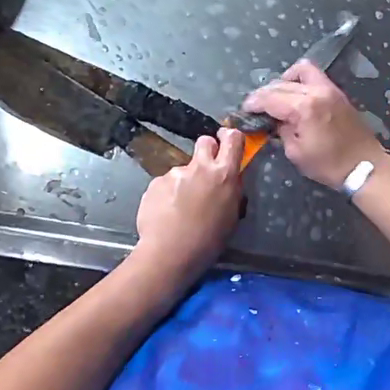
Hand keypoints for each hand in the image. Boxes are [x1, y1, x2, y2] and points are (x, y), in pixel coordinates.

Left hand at [132, 127, 244, 275]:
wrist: (170, 252)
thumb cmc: (207, 241)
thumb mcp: (230, 216)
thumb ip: (231, 191)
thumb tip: (229, 180)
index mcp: (224, 175)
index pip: (233, 141)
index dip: (230, 137)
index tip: (227, 140)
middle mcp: (199, 168)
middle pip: (205, 141)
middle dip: (207, 151)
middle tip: (204, 170)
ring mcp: (175, 173)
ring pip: (183, 169)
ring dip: (184, 181)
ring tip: (179, 207)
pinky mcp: (156, 181)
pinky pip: (166, 183)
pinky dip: (167, 193)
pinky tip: (166, 212)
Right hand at [241, 61, 385, 188]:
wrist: (366, 166)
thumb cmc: (329, 164)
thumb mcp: (296, 152)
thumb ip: (281, 130)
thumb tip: (274, 120)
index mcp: (304, 107)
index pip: (269, 98)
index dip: (253, 103)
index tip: (244, 110)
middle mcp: (316, 91)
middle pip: (280, 84)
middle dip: (264, 94)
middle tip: (256, 108)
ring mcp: (329, 88)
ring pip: (299, 71)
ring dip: (282, 82)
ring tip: (276, 98)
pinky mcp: (337, 92)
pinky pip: (314, 75)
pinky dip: (299, 79)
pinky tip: (294, 94)